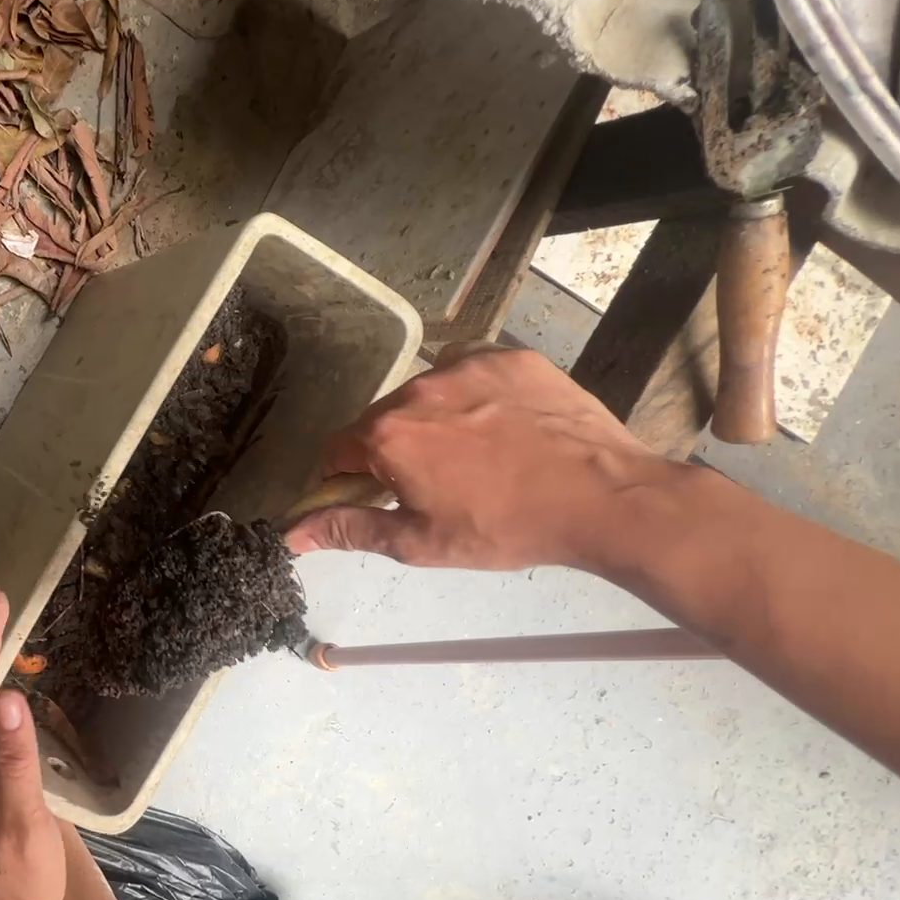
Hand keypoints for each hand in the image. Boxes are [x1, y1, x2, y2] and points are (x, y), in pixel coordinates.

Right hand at [283, 343, 690, 570]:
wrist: (608, 499)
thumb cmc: (505, 527)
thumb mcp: (419, 541)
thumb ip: (348, 530)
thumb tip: (291, 534)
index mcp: (385, 436)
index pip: (336, 450)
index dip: (349, 476)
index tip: (377, 493)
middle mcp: (414, 391)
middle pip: (379, 420)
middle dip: (393, 447)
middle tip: (435, 480)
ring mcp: (463, 367)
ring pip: (421, 393)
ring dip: (430, 418)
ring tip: (475, 451)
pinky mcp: (506, 357)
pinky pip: (464, 365)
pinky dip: (467, 389)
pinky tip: (495, 419)